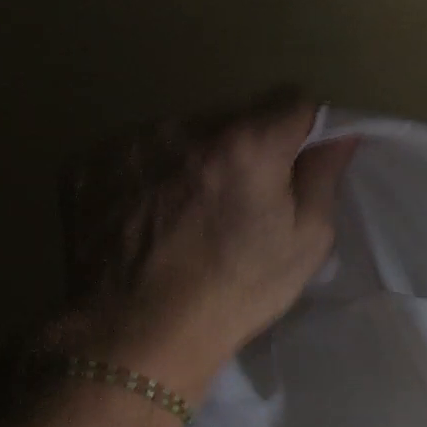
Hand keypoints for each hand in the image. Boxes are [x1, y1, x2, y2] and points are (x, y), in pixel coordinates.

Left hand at [50, 91, 357, 397]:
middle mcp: (183, 128)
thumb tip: (338, 137)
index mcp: (246, 145)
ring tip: (204, 207)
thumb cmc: (243, 286)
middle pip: (236, 115)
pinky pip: (142, 151)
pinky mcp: (87, 163)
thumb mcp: (309, 237)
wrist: (141, 325)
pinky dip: (160, 171)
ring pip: (186, 132)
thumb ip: (322, 176)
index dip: (308, 127)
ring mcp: (128, 142)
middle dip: (254, 144)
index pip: (292, 101)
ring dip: (205, 156)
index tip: (308, 157)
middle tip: (256, 195)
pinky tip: (163, 214)